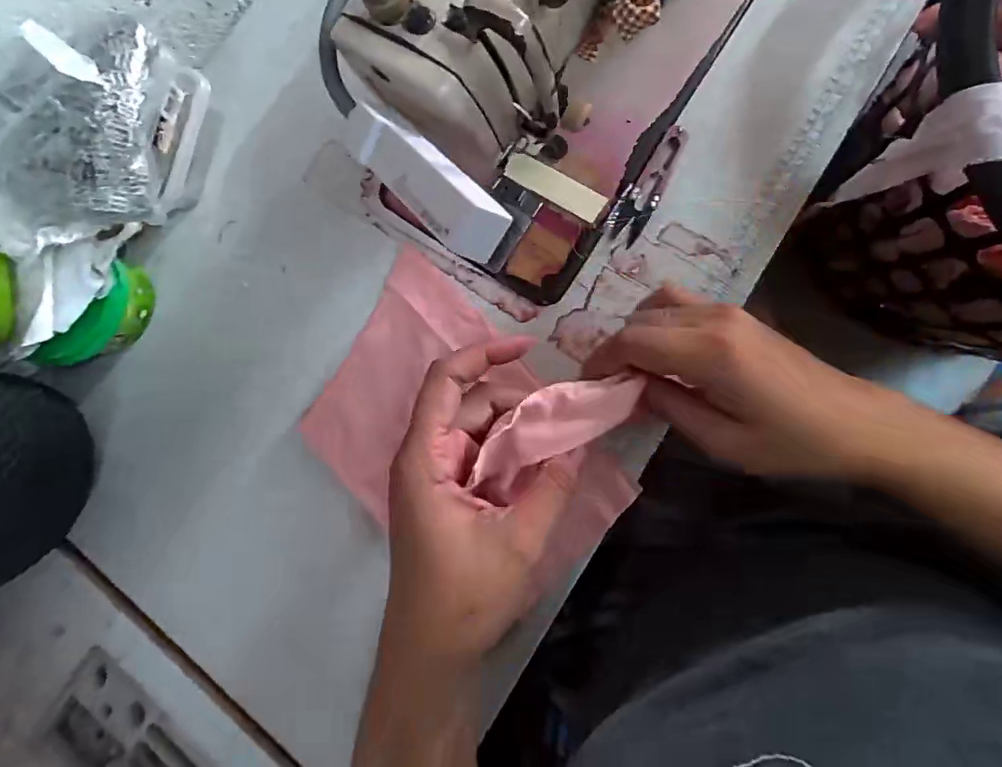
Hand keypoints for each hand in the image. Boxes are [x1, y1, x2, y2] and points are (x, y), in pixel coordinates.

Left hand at [382, 337, 578, 668]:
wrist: (431, 653)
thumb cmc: (463, 598)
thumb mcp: (517, 542)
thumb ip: (550, 489)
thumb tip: (577, 444)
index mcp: (424, 457)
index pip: (445, 380)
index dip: (482, 354)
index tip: (526, 347)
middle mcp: (424, 456)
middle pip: (469, 404)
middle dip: (515, 400)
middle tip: (563, 412)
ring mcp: (435, 474)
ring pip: (478, 429)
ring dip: (516, 429)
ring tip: (560, 437)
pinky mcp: (448, 493)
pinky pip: (480, 456)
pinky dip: (510, 453)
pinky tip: (542, 463)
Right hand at [582, 283, 934, 482]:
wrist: (858, 421)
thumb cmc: (794, 443)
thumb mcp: (725, 442)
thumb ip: (669, 407)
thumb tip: (630, 387)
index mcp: (709, 352)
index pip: (631, 341)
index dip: (602, 360)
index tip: (589, 385)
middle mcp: (712, 318)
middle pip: (638, 320)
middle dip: (615, 349)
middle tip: (612, 384)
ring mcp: (726, 309)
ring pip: (655, 304)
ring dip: (636, 332)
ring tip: (638, 367)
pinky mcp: (736, 311)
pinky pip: (678, 303)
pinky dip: (658, 321)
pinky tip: (666, 351)